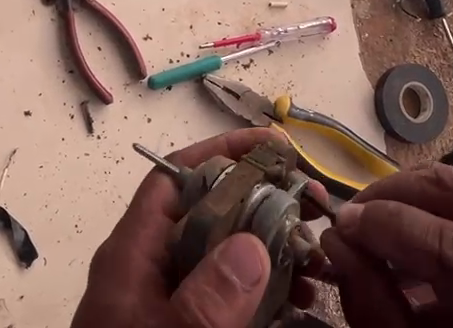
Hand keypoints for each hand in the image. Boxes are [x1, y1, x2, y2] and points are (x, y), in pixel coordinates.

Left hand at [71, 128, 317, 327]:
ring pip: (229, 256)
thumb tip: (253, 244)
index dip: (221, 152)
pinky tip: (303, 302)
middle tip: (313, 206)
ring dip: (276, 249)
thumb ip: (204, 302)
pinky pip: (235, 300)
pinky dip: (270, 294)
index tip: (275, 147)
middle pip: (210, 212)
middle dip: (265, 202)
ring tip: (319, 257)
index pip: (174, 178)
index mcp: (133, 256)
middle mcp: (152, 271)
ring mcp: (173, 305)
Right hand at [321, 163, 452, 327]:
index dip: (388, 227)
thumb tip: (338, 239)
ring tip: (373, 223)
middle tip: (352, 214)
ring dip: (408, 196)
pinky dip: (431, 207)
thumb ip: (377, 305)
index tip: (340, 224)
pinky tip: (406, 234)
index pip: (450, 246)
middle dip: (392, 194)